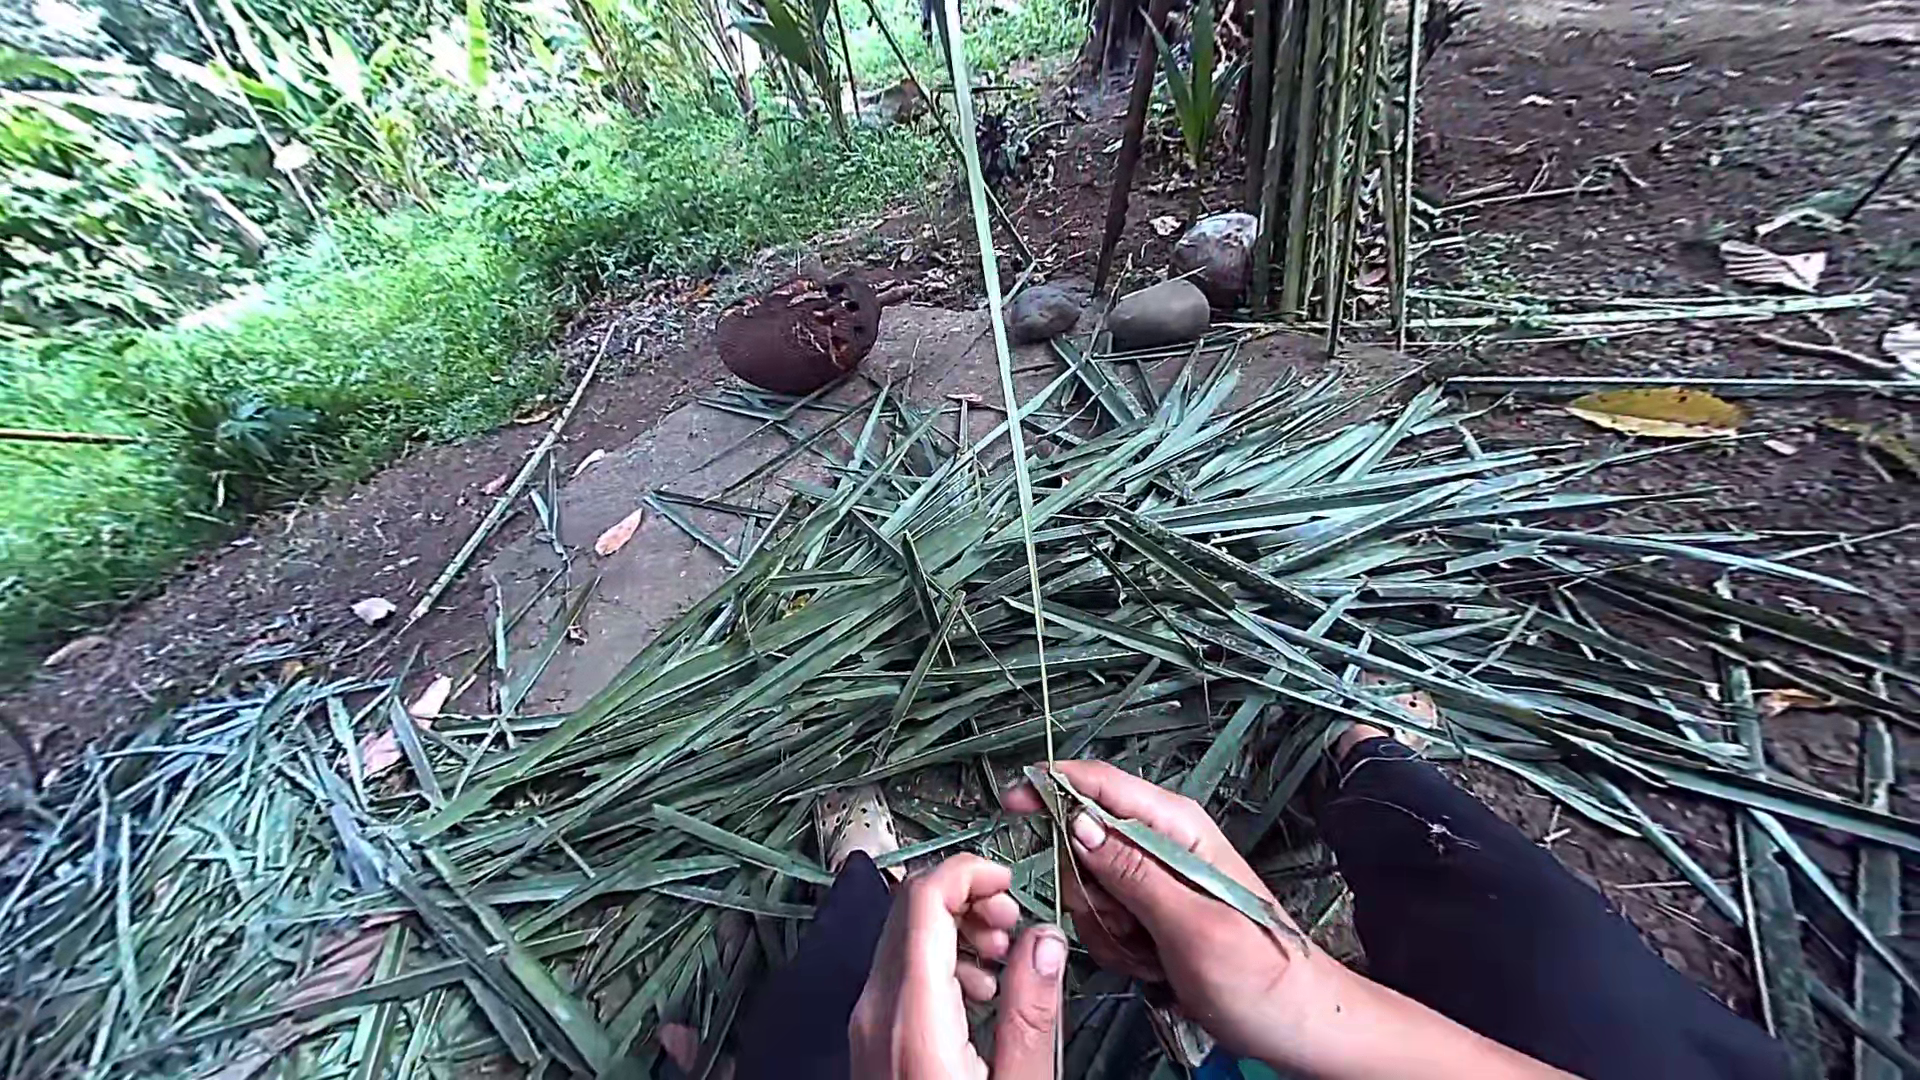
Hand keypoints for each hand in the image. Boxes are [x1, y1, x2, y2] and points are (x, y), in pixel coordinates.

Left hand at [849, 854, 1067, 1077]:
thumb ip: (1031, 1010)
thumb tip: (1046, 938)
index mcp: (911, 1016)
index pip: (924, 897)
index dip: (968, 871)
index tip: (1008, 880)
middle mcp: (876, 1008)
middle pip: (912, 905)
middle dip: (968, 895)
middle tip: (1014, 921)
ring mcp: (868, 1022)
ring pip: (906, 930)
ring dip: (956, 922)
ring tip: (1004, 954)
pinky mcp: (872, 1036)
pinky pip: (903, 965)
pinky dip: (942, 954)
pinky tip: (980, 987)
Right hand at [1001, 760, 1325, 1062]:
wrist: (1299, 1027)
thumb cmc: (1263, 975)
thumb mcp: (1193, 925)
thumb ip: (1132, 870)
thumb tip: (1078, 822)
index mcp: (1175, 823)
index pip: (1100, 783)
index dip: (1052, 784)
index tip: (1014, 800)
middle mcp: (1158, 837)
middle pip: (1082, 836)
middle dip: (1088, 887)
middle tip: (1122, 925)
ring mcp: (1149, 870)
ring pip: (1085, 878)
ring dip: (1104, 922)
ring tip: (1147, 951)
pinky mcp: (1145, 901)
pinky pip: (1099, 910)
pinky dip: (1113, 940)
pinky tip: (1148, 959)